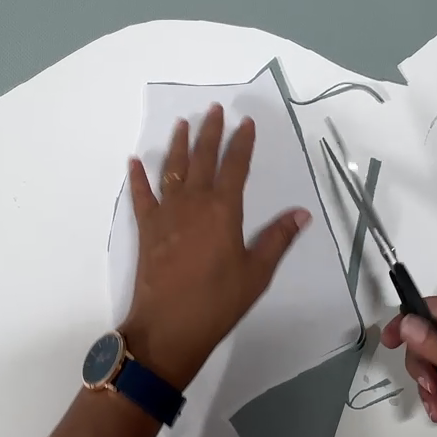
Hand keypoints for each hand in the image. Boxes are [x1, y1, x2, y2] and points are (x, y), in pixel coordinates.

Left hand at [120, 105, 311, 388]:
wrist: (169, 327)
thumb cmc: (218, 301)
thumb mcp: (256, 273)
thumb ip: (277, 239)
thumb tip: (302, 213)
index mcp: (224, 209)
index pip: (236, 166)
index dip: (242, 143)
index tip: (246, 123)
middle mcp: (194, 201)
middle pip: (203, 157)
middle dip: (210, 131)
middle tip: (214, 109)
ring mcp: (166, 212)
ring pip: (173, 168)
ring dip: (178, 144)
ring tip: (182, 123)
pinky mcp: (146, 227)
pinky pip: (141, 195)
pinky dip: (137, 177)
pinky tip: (134, 161)